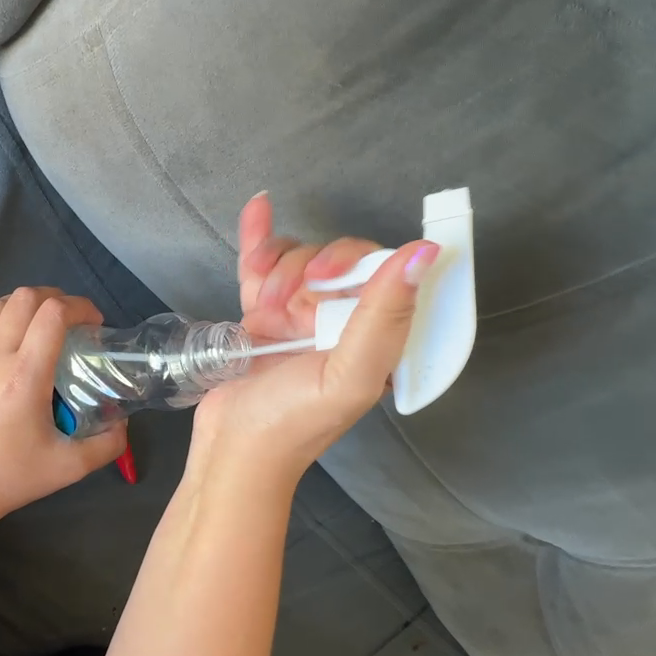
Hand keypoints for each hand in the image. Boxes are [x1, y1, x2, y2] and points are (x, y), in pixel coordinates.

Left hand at [0, 288, 128, 532]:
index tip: (95, 326)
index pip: (54, 314)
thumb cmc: (13, 475)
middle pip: (23, 298)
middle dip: (54, 298)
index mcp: (27, 374)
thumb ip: (107, 443)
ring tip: (40, 323)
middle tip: (72, 320)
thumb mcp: (70, 467)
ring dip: (21, 305)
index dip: (81, 308)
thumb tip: (122, 423)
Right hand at [192, 192, 436, 481]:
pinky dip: (259, 236)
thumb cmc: (292, 423)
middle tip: (287, 305)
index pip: (384, 272)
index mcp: (379, 337)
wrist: (232, 449)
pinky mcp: (260, 316)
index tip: (326, 283)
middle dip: (307, 271)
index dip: (357, 264)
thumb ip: (385, 316)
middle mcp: (343, 322)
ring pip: (297, 260)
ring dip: (276, 270)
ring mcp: (299, 317)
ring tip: (259, 311)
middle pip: (336, 260)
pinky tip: (258, 207)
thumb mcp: (348, 375)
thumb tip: (423, 252)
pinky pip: (263, 266)